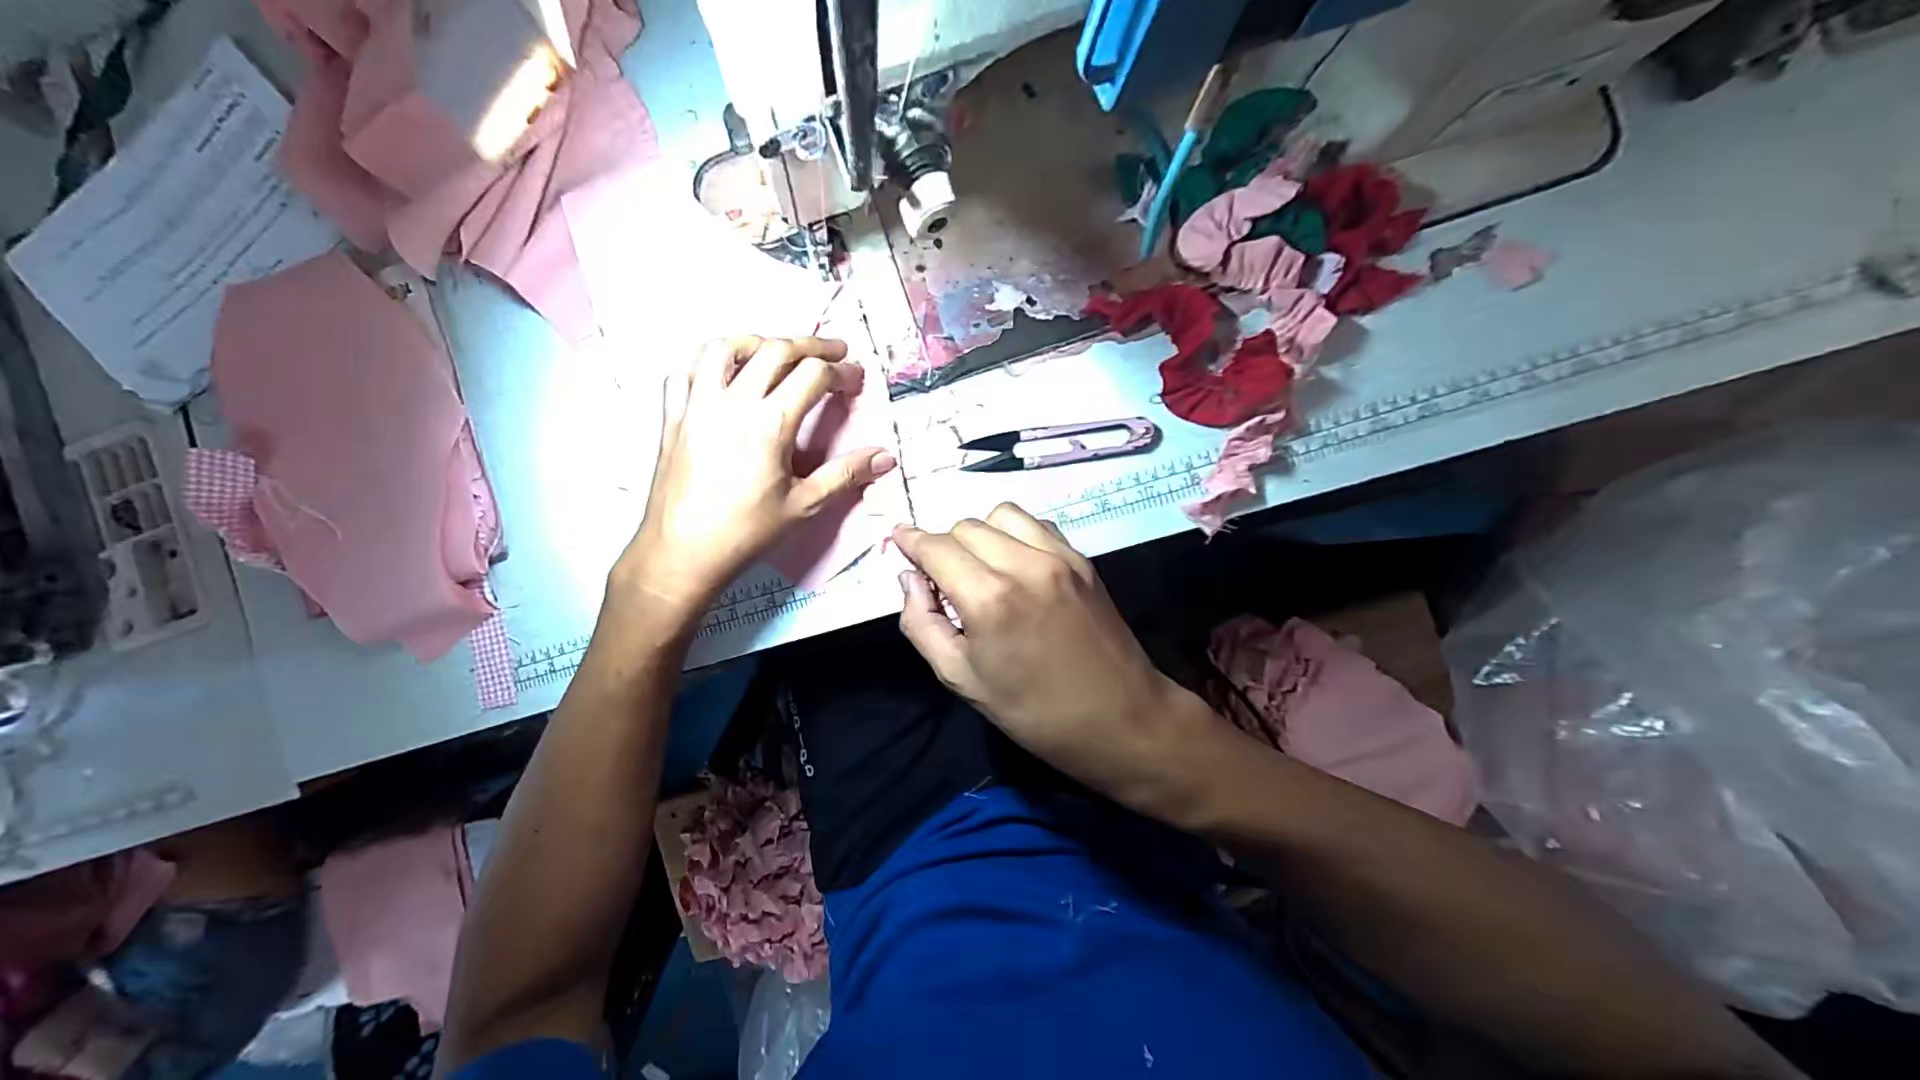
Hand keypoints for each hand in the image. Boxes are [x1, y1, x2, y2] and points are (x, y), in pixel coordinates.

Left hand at [616, 337, 895, 625]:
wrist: (682, 553)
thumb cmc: (745, 532)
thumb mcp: (804, 505)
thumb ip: (845, 474)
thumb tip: (884, 458)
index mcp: (770, 422)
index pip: (813, 375)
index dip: (841, 372)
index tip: (855, 378)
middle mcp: (733, 402)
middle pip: (775, 349)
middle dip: (811, 345)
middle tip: (833, 351)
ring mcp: (697, 406)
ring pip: (724, 348)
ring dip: (757, 342)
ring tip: (776, 350)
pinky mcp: (673, 418)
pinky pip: (684, 374)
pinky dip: (707, 366)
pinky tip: (722, 377)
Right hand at [892, 504, 1240, 820]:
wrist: (1119, 718)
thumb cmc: (1033, 712)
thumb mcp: (961, 679)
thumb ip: (922, 623)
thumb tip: (909, 580)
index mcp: (988, 598)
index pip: (936, 547)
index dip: (910, 541)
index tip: (899, 541)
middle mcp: (1023, 564)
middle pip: (965, 526)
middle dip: (944, 546)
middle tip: (943, 579)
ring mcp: (1058, 557)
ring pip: (1001, 514)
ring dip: (980, 534)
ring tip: (980, 567)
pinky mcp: (1082, 560)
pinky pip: (1037, 525)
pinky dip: (1015, 534)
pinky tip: (1015, 564)